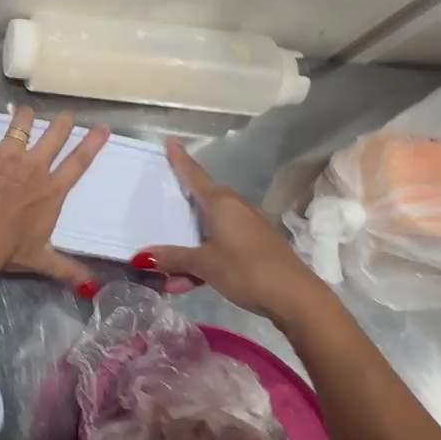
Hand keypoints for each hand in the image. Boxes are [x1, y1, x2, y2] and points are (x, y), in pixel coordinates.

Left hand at [0, 105, 108, 296]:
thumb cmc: (12, 249)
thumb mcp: (44, 260)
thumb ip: (69, 270)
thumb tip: (93, 288)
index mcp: (52, 190)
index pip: (79, 162)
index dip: (93, 143)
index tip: (103, 127)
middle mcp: (34, 167)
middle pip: (53, 136)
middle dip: (62, 122)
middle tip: (67, 113)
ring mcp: (7, 156)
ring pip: (20, 126)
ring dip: (23, 115)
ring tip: (24, 110)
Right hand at [134, 137, 329, 322]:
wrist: (297, 299)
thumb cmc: (246, 270)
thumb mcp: (204, 264)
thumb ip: (174, 258)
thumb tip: (143, 256)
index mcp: (222, 203)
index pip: (195, 175)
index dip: (181, 159)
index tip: (171, 140)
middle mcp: (237, 209)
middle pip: (203, 202)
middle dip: (182, 211)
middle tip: (163, 211)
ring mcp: (251, 228)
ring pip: (211, 230)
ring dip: (190, 249)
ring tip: (169, 273)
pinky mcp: (259, 248)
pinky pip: (223, 246)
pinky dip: (206, 260)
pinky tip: (188, 283)